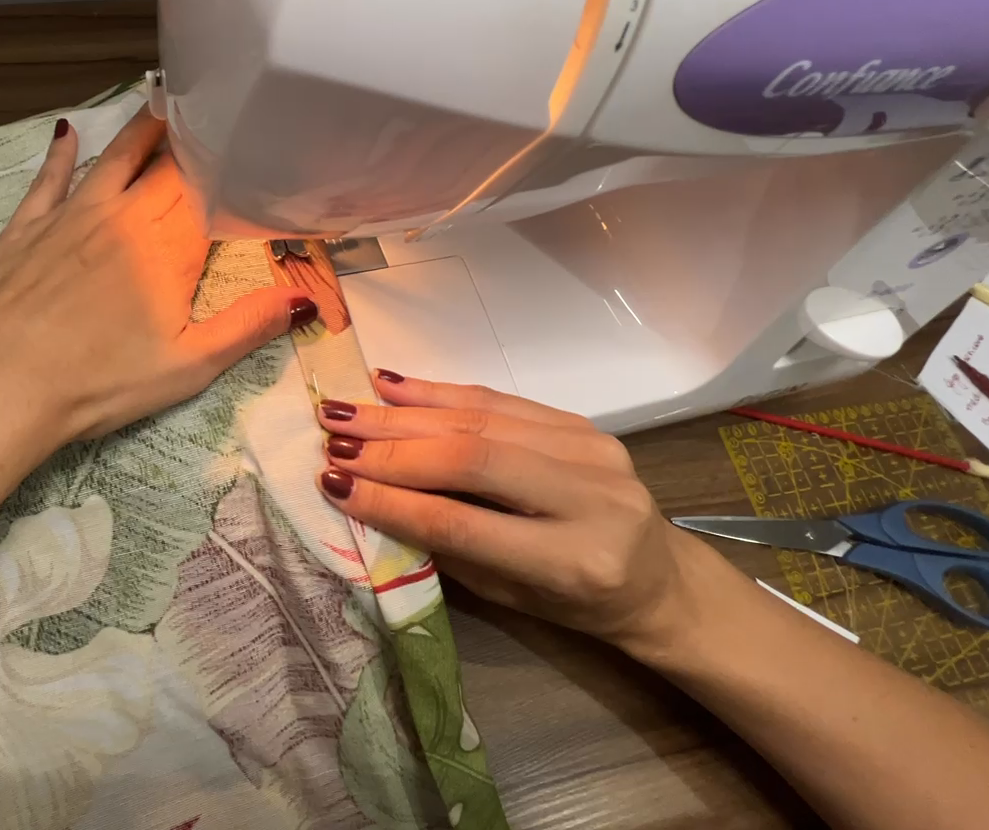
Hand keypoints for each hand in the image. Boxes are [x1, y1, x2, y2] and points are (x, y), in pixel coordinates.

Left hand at [0, 110, 314, 555]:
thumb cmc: (98, 383)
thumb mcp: (187, 367)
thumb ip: (247, 327)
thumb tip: (304, 297)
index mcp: (167, 248)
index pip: (208, 194)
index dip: (233, 173)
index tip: (254, 153)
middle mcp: (123, 215)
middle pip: (166, 168)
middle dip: (196, 143)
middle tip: (217, 116)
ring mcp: (70, 215)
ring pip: (115, 158)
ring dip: (142, 130)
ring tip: (164, 103)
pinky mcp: (26, 225)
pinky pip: (50, 177)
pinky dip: (62, 153)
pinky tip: (66, 132)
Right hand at [313, 372, 734, 654]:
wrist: (657, 577)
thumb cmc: (575, 603)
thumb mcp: (507, 594)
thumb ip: (445, 544)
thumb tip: (367, 493)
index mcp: (572, 560)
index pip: (462, 521)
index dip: (391, 500)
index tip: (332, 484)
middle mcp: (589, 497)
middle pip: (470, 458)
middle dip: (390, 448)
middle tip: (331, 439)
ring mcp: (590, 449)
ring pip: (478, 419)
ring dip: (402, 413)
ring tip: (346, 409)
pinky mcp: (579, 421)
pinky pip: (495, 398)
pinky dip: (437, 391)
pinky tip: (391, 384)